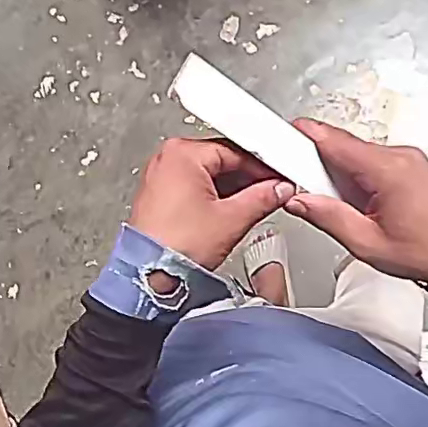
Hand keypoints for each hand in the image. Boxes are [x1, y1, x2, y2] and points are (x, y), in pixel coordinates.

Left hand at [129, 137, 294, 268]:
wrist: (149, 276)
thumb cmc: (174, 247)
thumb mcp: (231, 219)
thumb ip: (262, 198)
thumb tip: (277, 190)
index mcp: (182, 154)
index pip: (235, 150)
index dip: (263, 166)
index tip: (279, 178)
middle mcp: (166, 161)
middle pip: (220, 161)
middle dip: (248, 178)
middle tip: (271, 192)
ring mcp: (159, 179)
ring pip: (207, 176)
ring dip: (232, 190)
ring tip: (251, 206)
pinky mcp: (157, 197)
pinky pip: (192, 189)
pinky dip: (213, 199)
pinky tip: (228, 213)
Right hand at [284, 119, 427, 283]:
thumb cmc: (423, 252)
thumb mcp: (365, 243)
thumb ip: (328, 217)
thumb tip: (299, 200)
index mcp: (391, 171)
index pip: (338, 142)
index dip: (308, 136)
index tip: (286, 133)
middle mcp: (402, 157)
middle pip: (344, 147)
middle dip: (320, 164)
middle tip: (308, 189)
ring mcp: (407, 158)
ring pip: (356, 154)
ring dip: (338, 174)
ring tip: (344, 205)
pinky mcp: (408, 164)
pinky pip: (370, 161)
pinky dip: (355, 176)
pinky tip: (358, 201)